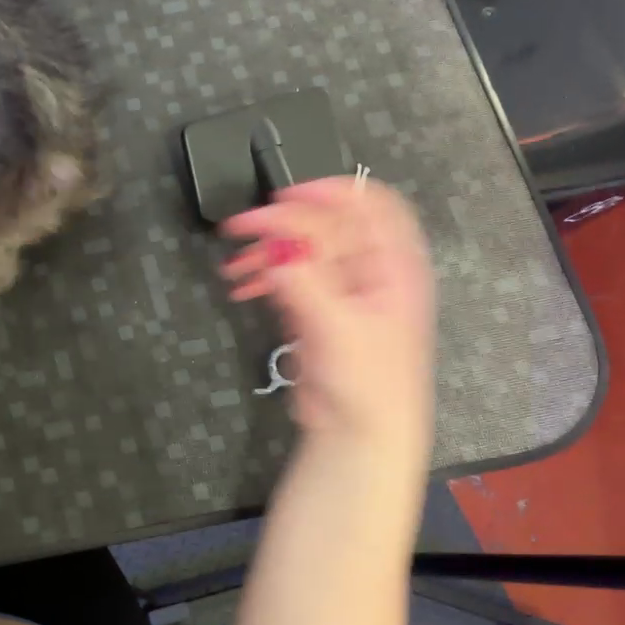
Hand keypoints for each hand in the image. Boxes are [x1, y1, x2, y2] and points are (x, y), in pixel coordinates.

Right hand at [220, 176, 435, 447]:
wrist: (359, 430)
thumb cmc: (366, 383)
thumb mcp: (339, 327)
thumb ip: (307, 282)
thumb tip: (278, 246)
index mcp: (392, 267)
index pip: (366, 207)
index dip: (327, 193)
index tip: (281, 198)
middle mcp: (369, 271)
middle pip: (325, 226)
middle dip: (281, 225)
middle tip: (239, 230)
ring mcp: (342, 290)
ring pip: (301, 251)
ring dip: (265, 252)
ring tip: (233, 268)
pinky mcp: (319, 312)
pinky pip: (290, 278)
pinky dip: (263, 277)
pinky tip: (242, 287)